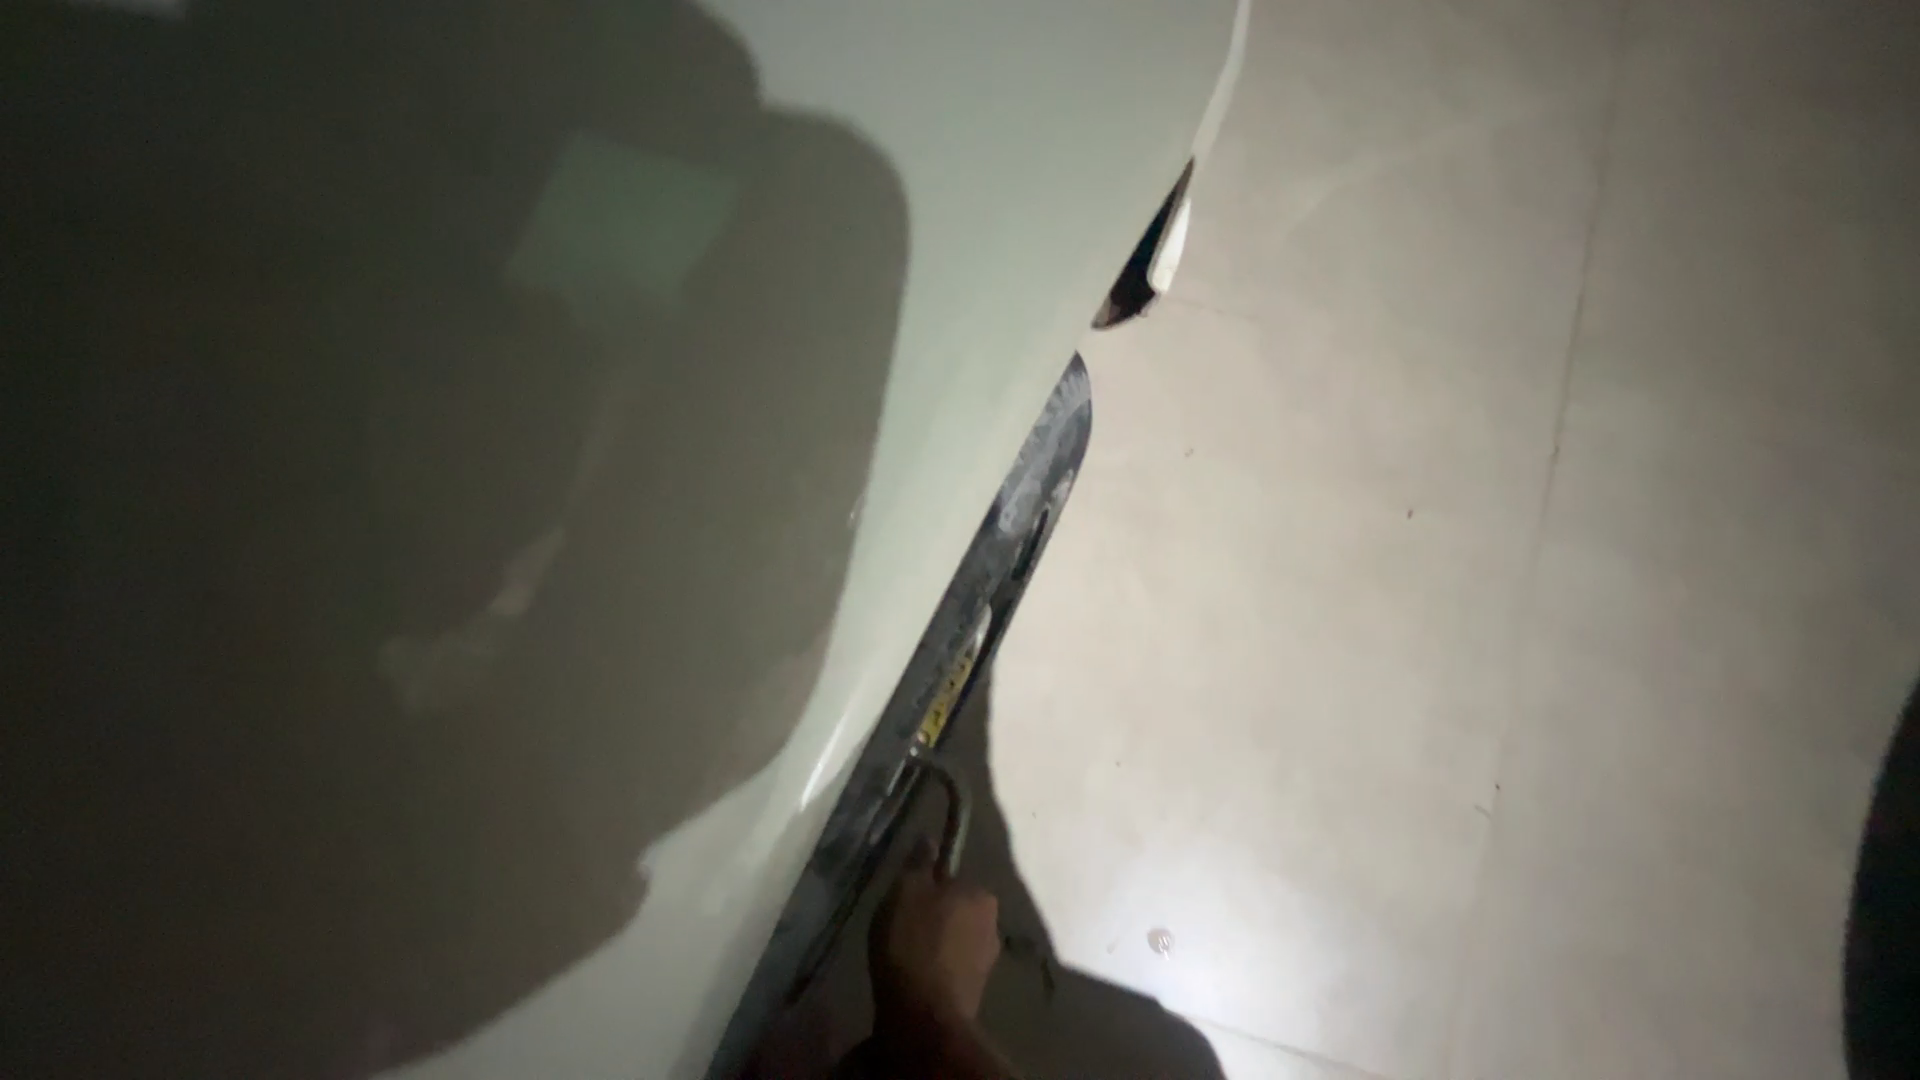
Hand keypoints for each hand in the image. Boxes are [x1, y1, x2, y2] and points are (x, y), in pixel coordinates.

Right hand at [868, 846, 1000, 1029]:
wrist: (923, 1017)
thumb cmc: (914, 942)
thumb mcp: (906, 890)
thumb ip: (919, 862)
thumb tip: (929, 839)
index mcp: (982, 894)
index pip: (953, 879)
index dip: (927, 885)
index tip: (905, 899)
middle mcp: (993, 925)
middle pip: (955, 909)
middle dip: (932, 916)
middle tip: (899, 925)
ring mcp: (987, 962)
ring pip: (953, 940)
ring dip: (932, 945)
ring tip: (900, 956)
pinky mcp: (974, 993)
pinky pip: (949, 969)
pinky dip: (933, 970)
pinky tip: (911, 978)